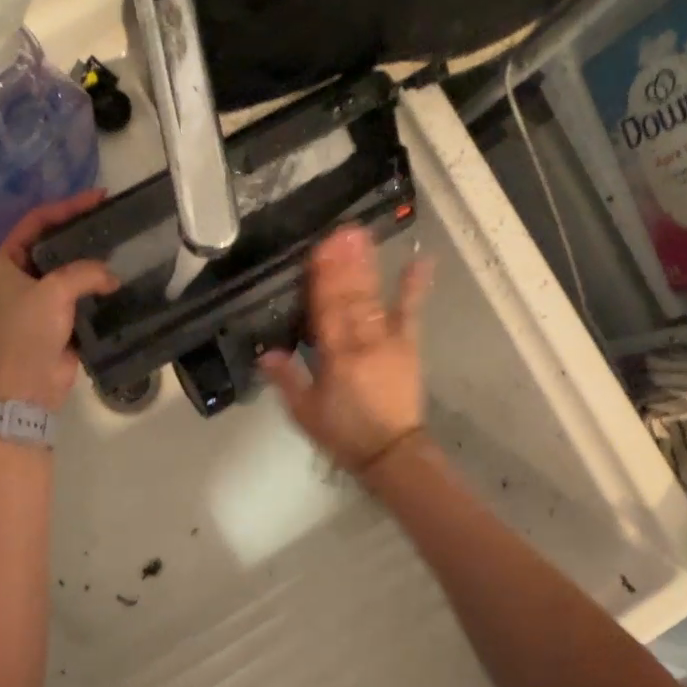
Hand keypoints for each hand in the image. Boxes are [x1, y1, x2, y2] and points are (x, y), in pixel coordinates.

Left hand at [0, 189, 118, 408]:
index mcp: (6, 260)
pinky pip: (80, 292)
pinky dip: (97, 284)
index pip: (37, 221)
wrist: (29, 383)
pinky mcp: (59, 317)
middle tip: (112, 216)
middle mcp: (21, 274)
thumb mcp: (55, 291)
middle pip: (54, 241)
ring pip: (69, 267)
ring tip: (120, 243)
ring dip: (92, 258)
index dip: (67, 206)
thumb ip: (85, 272)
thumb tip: (112, 276)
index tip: (98, 196)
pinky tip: (118, 276)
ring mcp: (40, 296)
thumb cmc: (30, 331)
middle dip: (81, 229)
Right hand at [259, 226, 433, 472]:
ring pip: (374, 300)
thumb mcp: (305, 412)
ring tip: (360, 238)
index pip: (326, 311)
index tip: (319, 250)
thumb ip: (287, 380)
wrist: (391, 454)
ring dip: (367, 267)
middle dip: (345, 264)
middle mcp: (364, 344)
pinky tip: (421, 260)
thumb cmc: (343, 434)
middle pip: (351, 298)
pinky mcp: (408, 346)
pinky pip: (411, 313)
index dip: (323, 280)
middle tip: (341, 232)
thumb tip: (265, 353)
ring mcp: (389, 342)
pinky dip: (415, 287)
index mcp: (337, 359)